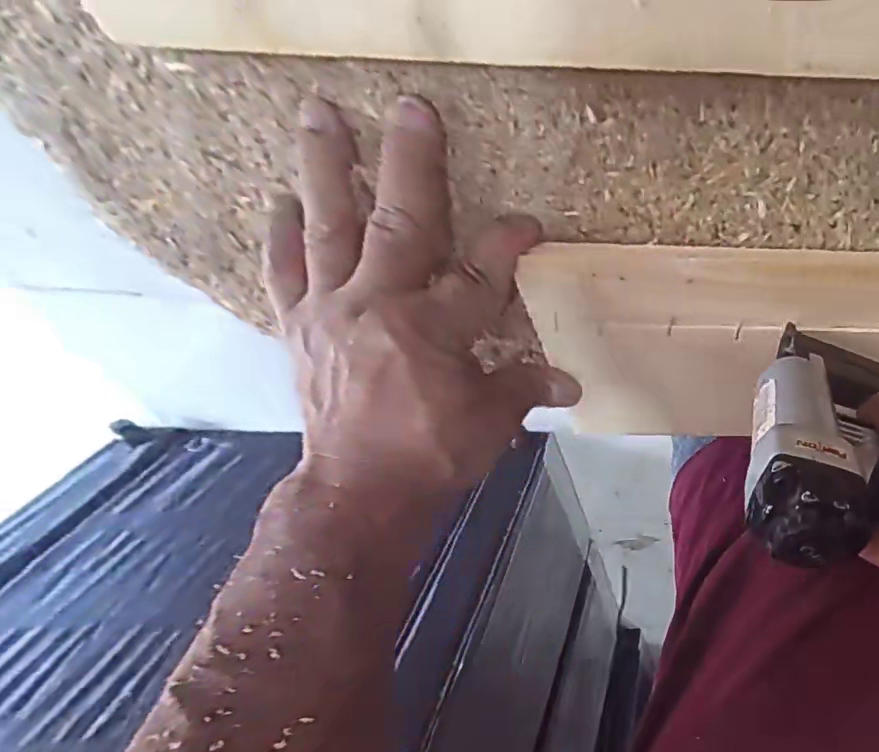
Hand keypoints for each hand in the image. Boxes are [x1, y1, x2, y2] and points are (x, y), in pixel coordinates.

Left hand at [265, 95, 580, 504]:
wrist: (362, 488)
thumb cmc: (435, 455)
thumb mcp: (494, 420)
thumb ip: (525, 386)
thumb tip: (568, 382)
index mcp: (432, 330)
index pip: (479, 274)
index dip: (508, 245)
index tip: (530, 224)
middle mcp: (377, 305)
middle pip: (400, 224)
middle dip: (412, 166)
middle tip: (413, 111)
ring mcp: (329, 310)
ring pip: (330, 227)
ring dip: (329, 169)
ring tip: (324, 117)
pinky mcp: (300, 326)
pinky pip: (287, 268)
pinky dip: (285, 232)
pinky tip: (286, 200)